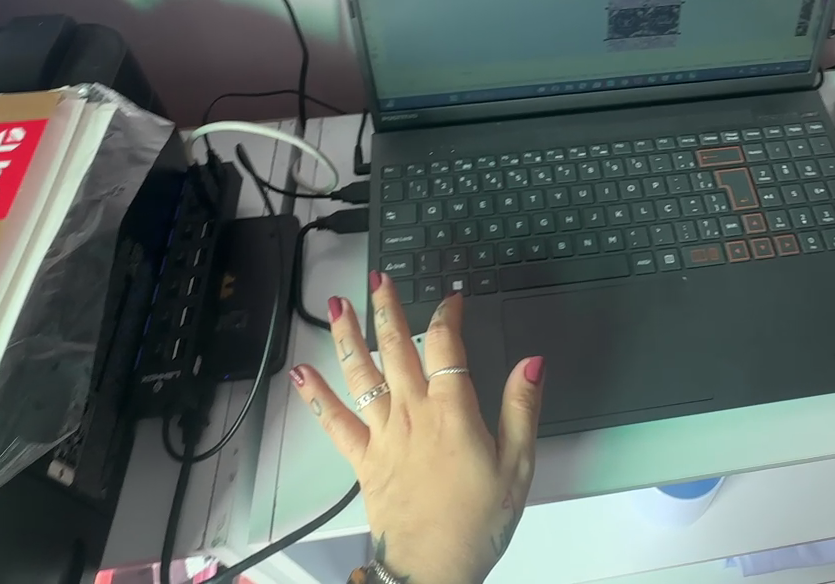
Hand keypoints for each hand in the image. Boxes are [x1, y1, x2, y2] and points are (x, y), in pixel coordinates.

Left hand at [289, 273, 543, 583]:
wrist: (433, 574)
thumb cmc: (477, 521)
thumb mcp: (517, 464)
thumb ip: (522, 407)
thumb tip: (532, 361)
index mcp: (452, 410)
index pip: (446, 344)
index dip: (447, 313)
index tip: (451, 297)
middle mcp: (413, 413)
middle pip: (397, 347)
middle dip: (388, 308)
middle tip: (379, 279)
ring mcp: (383, 434)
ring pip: (362, 374)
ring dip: (348, 337)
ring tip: (337, 305)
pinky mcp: (363, 460)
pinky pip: (334, 423)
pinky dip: (316, 396)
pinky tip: (301, 372)